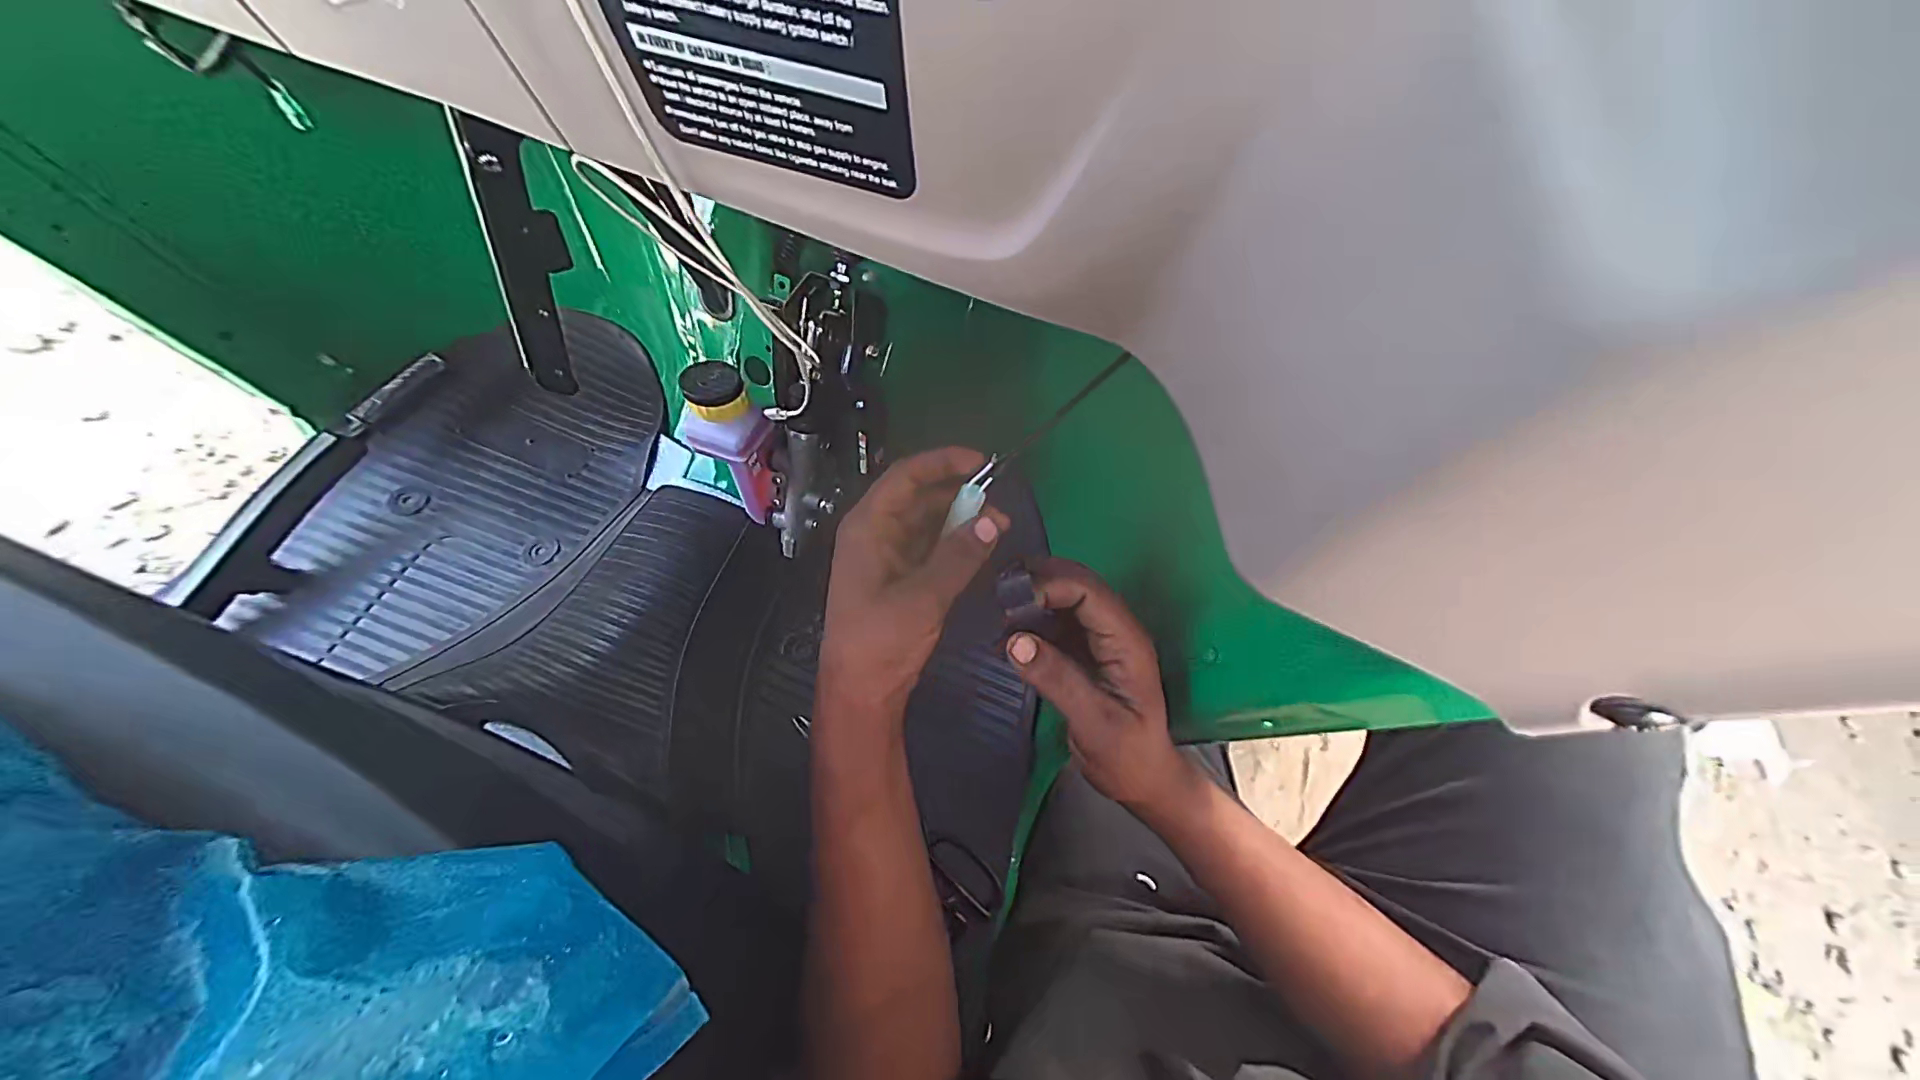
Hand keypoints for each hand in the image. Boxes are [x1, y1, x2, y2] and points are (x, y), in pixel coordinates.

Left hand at [820, 447, 1010, 718]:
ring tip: (996, 526)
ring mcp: (887, 554)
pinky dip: (954, 542)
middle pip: (919, 496)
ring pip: (927, 521)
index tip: (981, 462)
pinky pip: (930, 545)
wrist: (860, 690)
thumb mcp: (923, 597)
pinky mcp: (899, 575)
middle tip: (997, 505)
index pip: (905, 476)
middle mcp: (875, 532)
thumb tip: (991, 521)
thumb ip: (958, 556)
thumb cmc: (879, 641)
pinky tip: (978, 546)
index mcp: (867, 526)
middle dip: (959, 495)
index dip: (942, 462)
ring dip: (960, 519)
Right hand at [1004, 559, 1196, 811]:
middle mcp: (1115, 630)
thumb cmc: (1128, 756)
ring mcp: (1099, 639)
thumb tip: (1015, 641)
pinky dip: (1030, 618)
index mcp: (1126, 641)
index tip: (1011, 602)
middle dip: (1037, 581)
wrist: (1145, 781)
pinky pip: (1055, 621)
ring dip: (1032, 597)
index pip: (1089, 591)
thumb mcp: (1094, 723)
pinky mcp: (1083, 650)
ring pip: (1064, 598)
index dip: (1049, 585)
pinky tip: (1006, 633)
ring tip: (996, 611)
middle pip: (1077, 583)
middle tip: (996, 597)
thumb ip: (1058, 680)